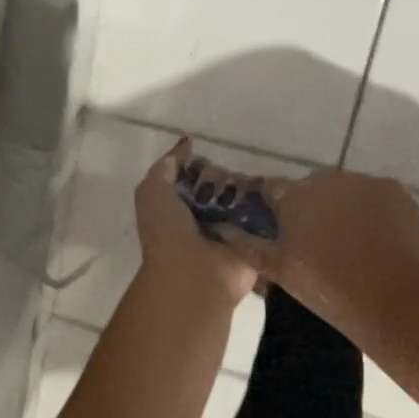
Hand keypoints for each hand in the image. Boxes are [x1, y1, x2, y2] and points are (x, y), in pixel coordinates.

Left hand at [133, 138, 258, 309]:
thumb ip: (167, 165)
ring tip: (235, 199)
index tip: (199, 170)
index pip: (198, 173)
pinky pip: (266, 211)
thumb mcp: (152, 190)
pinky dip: (265, 202)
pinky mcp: (257, 238)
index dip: (200, 166)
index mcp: (180, 203)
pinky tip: (262, 198)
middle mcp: (207, 214)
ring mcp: (232, 226)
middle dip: (220, 179)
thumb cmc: (166, 231)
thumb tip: (186, 143)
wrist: (192, 274)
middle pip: (223, 180)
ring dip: (241, 190)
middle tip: (216, 191)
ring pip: (244, 192)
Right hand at [217, 168, 418, 346]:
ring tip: (349, 246)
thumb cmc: (330, 290)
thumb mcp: (280, 271)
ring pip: (344, 192)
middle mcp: (328, 179)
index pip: (271, 189)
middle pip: (310, 188)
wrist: (401, 304)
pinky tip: (376, 242)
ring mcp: (366, 183)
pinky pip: (375, 198)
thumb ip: (247, 245)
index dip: (271, 207)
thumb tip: (220, 228)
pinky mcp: (398, 193)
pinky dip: (372, 213)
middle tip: (313, 244)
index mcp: (294, 195)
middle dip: (309, 208)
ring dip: (341, 209)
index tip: (273, 226)